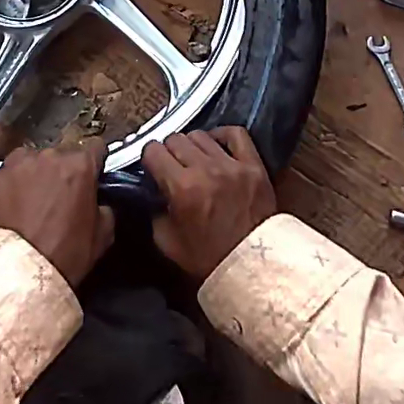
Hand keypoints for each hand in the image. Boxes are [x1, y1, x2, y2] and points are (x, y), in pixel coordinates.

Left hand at [0, 139, 115, 285]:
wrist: (20, 266)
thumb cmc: (63, 254)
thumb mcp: (102, 235)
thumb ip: (105, 207)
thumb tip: (99, 202)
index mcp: (81, 166)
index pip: (96, 147)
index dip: (97, 159)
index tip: (94, 168)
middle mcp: (52, 156)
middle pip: (66, 154)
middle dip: (67, 170)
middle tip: (65, 194)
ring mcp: (25, 161)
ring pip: (40, 159)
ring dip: (42, 172)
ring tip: (40, 199)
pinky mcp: (3, 170)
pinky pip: (18, 166)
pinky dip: (21, 177)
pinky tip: (22, 198)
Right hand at [143, 127, 276, 281]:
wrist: (254, 270)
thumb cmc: (209, 258)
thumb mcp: (166, 241)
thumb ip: (153, 210)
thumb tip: (152, 191)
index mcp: (181, 188)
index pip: (153, 150)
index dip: (149, 159)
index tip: (153, 169)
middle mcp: (205, 171)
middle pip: (175, 139)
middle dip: (168, 152)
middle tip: (172, 167)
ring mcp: (232, 166)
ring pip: (200, 135)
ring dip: (192, 146)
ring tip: (194, 160)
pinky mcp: (254, 167)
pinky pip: (235, 134)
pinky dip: (222, 135)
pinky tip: (216, 146)